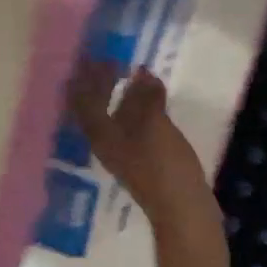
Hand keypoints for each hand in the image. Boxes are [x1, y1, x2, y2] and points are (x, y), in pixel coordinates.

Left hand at [67, 60, 213, 220]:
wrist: (183, 212)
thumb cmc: (165, 167)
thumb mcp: (155, 126)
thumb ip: (145, 98)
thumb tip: (141, 73)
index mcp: (101, 134)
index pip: (83, 97)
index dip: (89, 75)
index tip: (103, 54)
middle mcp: (106, 144)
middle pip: (93, 110)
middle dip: (100, 85)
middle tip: (114, 63)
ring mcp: (124, 157)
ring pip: (112, 120)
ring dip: (118, 99)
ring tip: (132, 81)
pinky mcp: (143, 165)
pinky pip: (131, 131)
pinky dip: (135, 113)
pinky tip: (150, 109)